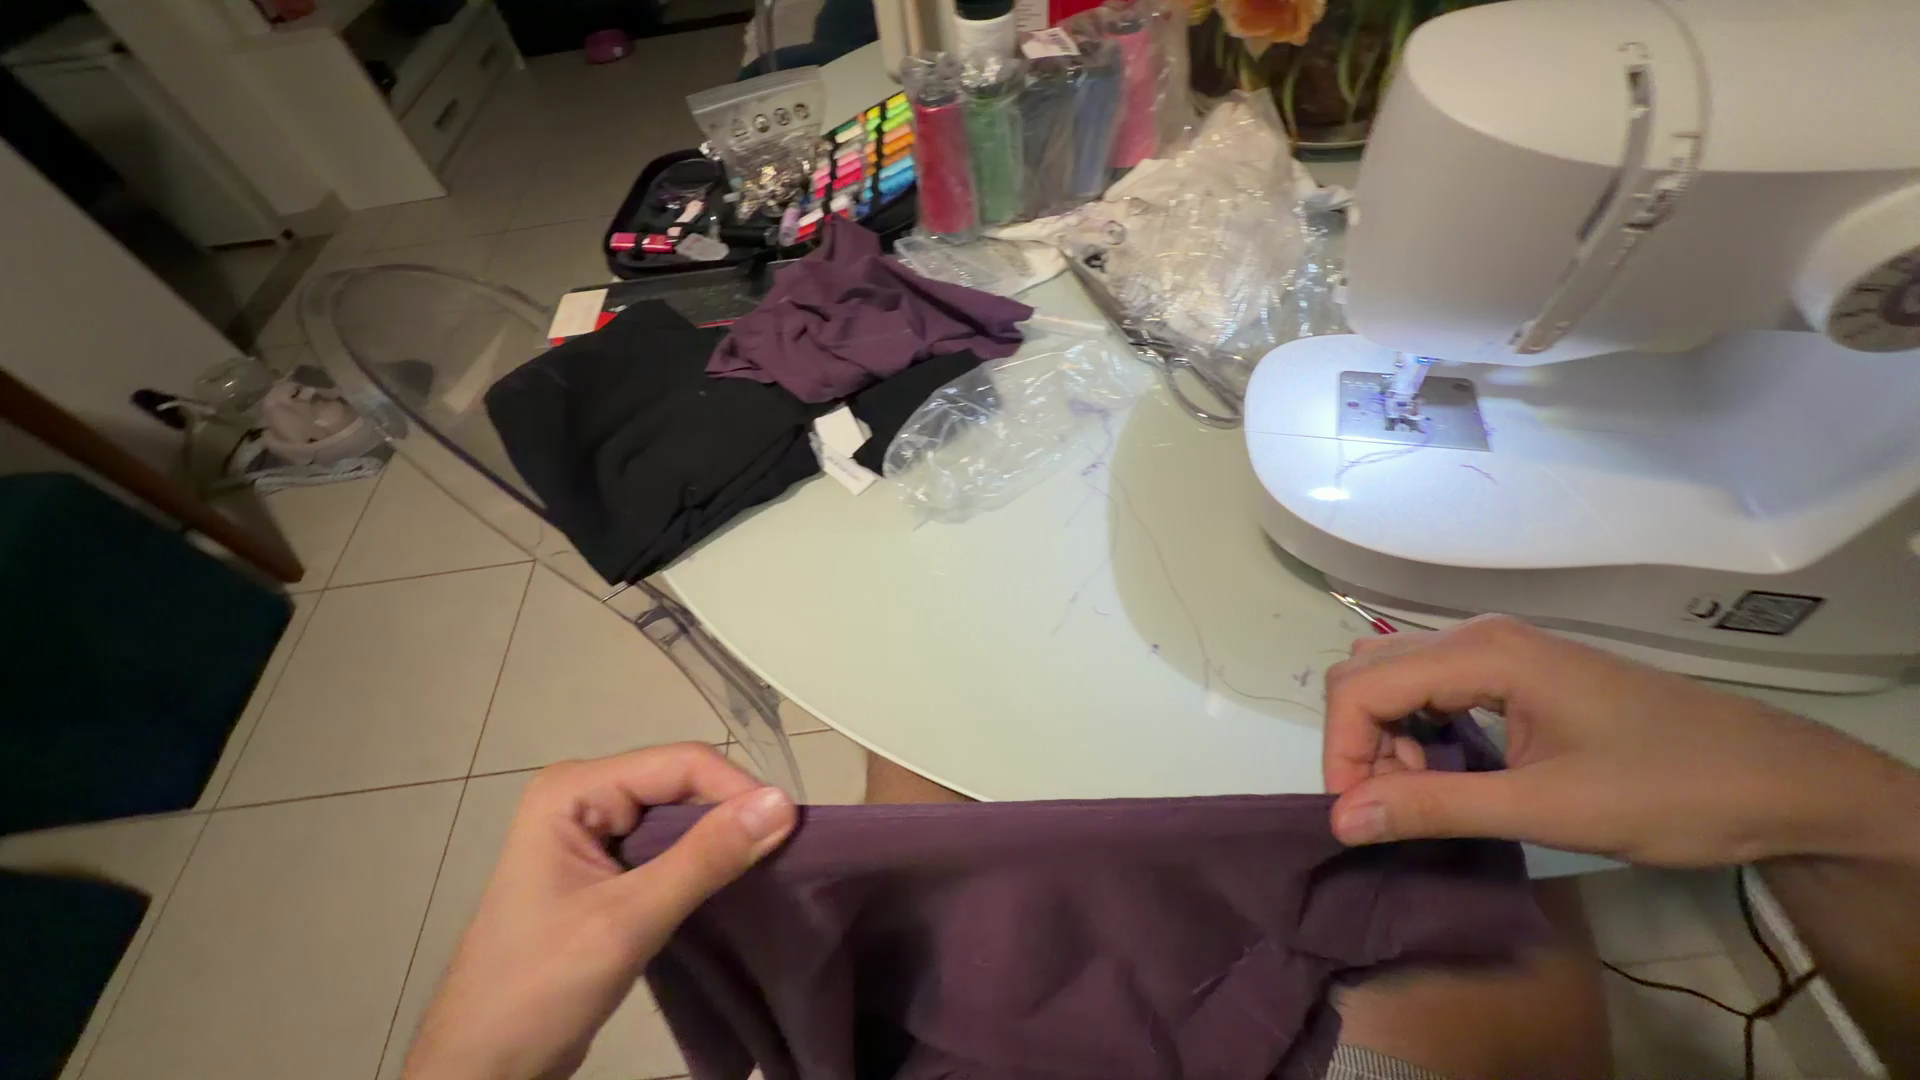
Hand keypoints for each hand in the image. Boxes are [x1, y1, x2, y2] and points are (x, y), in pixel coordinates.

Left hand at [401, 744, 796, 1079]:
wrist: (481, 1073)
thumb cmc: (539, 990)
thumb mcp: (628, 920)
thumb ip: (705, 858)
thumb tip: (784, 803)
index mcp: (574, 789)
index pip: (680, 764)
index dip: (737, 788)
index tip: (788, 828)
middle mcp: (585, 794)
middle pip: (682, 782)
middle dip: (733, 810)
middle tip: (784, 848)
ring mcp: (595, 829)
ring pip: (681, 812)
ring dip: (722, 835)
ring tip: (768, 861)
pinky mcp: (608, 863)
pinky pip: (670, 842)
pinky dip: (705, 857)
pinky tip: (732, 878)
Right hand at [1321, 615, 1919, 866]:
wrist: (1792, 783)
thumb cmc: (1672, 792)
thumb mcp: (1548, 809)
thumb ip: (1436, 807)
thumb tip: (1342, 821)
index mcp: (1481, 653)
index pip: (1362, 687)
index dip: (1342, 751)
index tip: (1357, 816)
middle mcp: (1476, 636)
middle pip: (1366, 672)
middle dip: (1358, 741)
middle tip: (1389, 804)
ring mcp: (1495, 648)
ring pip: (1391, 674)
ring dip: (1382, 732)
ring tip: (1420, 789)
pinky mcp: (1511, 668)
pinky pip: (1426, 683)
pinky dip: (1412, 725)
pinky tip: (1443, 766)